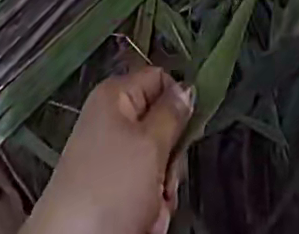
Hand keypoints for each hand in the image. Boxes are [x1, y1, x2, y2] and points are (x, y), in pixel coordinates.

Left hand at [24, 66, 193, 233]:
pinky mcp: (114, 190)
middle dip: (171, 158)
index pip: (160, 79)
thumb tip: (187, 88)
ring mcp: (113, 158)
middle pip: (163, 126)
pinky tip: (142, 223)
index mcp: (115, 96)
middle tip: (164, 177)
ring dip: (162, 190)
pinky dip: (150, 209)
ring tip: (149, 207)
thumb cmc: (111, 187)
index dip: (178, 101)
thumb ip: (172, 114)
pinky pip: (147, 190)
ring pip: (159, 163)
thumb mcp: (149, 145)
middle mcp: (113, 121)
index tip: (186, 129)